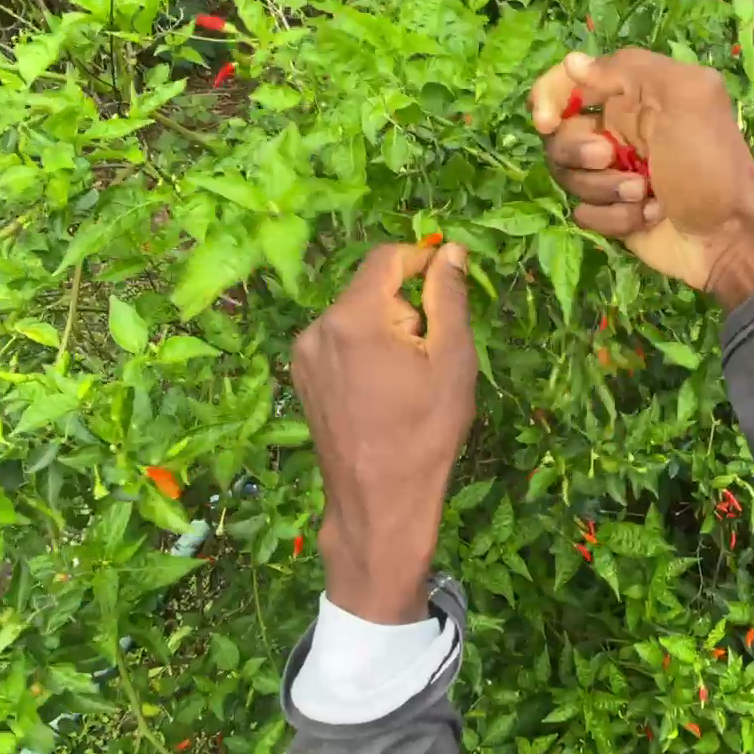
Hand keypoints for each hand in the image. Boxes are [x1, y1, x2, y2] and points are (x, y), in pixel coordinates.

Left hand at [291, 243, 476, 623]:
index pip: (386, 258)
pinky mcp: (301, 377)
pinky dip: (365, 349)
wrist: (379, 502)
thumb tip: (450, 250)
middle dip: (406, 307)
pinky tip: (381, 390)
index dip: (421, 260)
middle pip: (371, 288)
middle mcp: (318, 327)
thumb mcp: (453, 360)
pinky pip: (340, 341)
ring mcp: (304, 354)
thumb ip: (449, 297)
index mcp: (354, 318)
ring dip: (386, 329)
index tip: (447, 284)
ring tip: (406, 379)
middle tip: (430, 354)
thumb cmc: (426, 432)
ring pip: (356, 315)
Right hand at [530, 49, 753, 308]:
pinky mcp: (613, 214)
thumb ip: (627, 69)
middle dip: (579, 152)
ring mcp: (613, 176)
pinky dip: (614, 218)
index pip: (568, 83)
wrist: (730, 236)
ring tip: (645, 196)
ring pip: (569, 178)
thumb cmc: (710, 162)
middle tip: (611, 159)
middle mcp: (618, 134)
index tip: (547, 121)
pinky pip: (585, 213)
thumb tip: (573, 63)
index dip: (548, 98)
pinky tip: (650, 218)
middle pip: (559, 136)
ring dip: (605, 189)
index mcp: (633, 97)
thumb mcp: (684, 96)